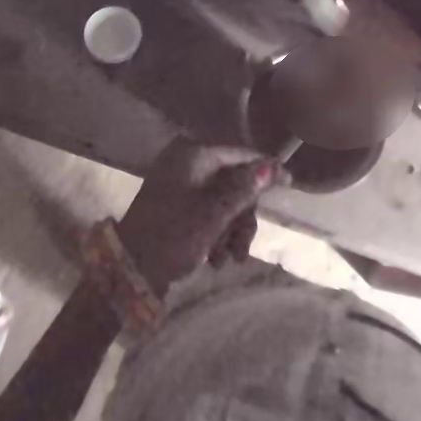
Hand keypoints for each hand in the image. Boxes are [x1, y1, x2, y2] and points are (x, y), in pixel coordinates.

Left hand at [115, 140, 283, 294]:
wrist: (130, 267)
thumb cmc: (173, 235)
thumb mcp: (214, 214)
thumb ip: (244, 188)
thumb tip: (272, 165)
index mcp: (193, 154)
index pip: (239, 154)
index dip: (265, 169)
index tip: (290, 183)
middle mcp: (186, 160)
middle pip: (233, 181)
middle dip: (243, 216)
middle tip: (243, 247)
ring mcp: (179, 181)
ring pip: (223, 200)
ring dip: (231, 229)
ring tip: (228, 259)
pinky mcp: (175, 202)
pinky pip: (207, 209)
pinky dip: (216, 232)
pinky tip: (214, 258)